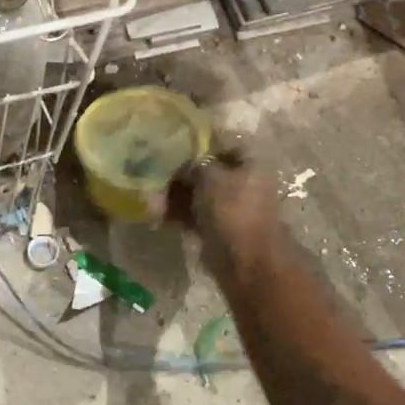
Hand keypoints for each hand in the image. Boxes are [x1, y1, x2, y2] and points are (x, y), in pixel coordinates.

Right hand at [147, 154, 288, 272]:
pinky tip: (158, 217)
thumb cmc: (231, 210)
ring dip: (176, 197)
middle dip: (182, 175)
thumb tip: (183, 166)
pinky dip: (178, 215)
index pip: (225, 145)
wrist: (244, 259)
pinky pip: (195, 215)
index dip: (201, 145)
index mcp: (251, 164)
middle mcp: (245, 183)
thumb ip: (194, 165)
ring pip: (199, 195)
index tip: (176, 149)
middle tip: (157, 177)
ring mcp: (232, 208)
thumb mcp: (209, 177)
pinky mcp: (219, 229)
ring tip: (153, 201)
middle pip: (209, 172)